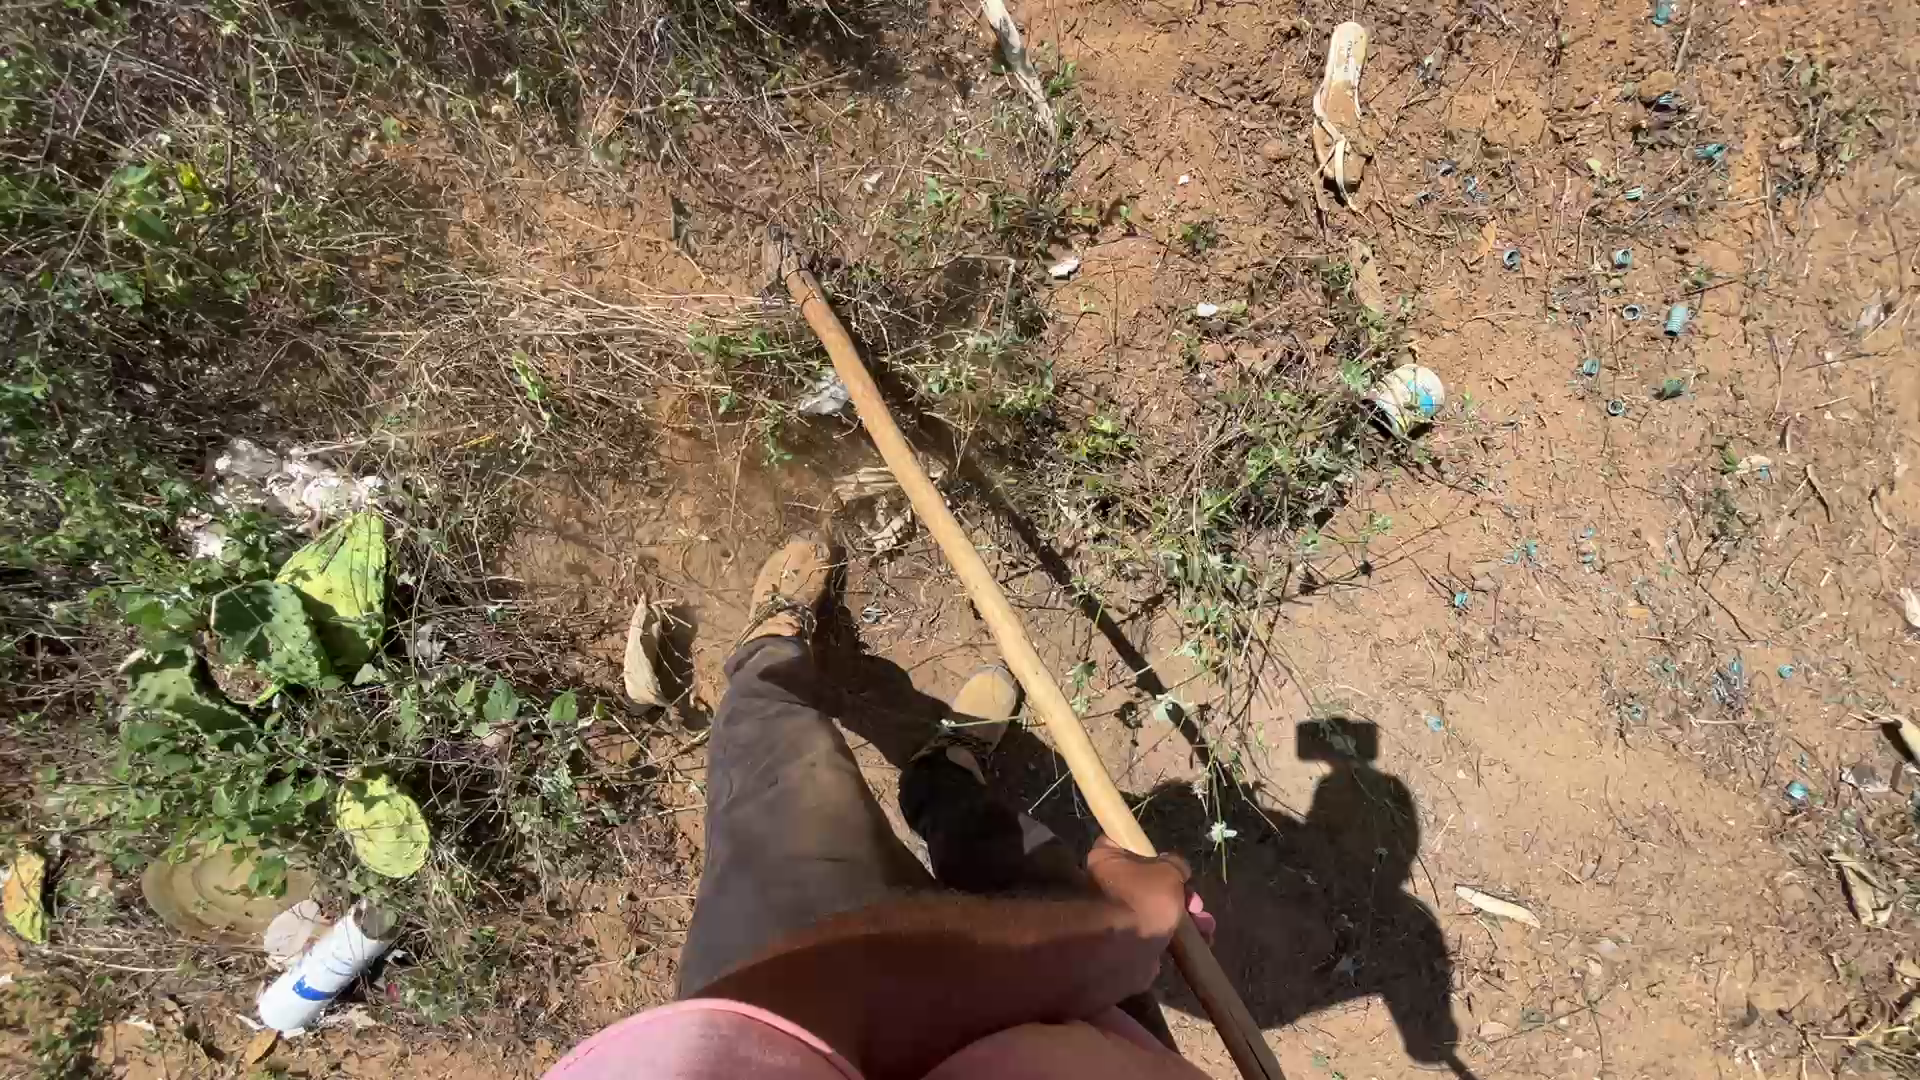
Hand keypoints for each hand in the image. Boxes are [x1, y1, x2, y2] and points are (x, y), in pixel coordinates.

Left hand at [1085, 835, 1192, 944]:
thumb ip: (1175, 864)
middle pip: (1150, 879)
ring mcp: (1119, 913)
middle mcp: (1108, 883)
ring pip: (1157, 906)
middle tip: (1196, 903)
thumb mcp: (1167, 871)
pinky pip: (1158, 930)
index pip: (1126, 843)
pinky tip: (1202, 939)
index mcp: (1107, 858)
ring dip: (1185, 914)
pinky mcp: (1131, 939)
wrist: (1127, 953)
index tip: (1171, 860)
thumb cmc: (1143, 900)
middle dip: (1180, 891)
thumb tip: (1176, 867)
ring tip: (1206, 925)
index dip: (1152, 850)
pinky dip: (1178, 934)